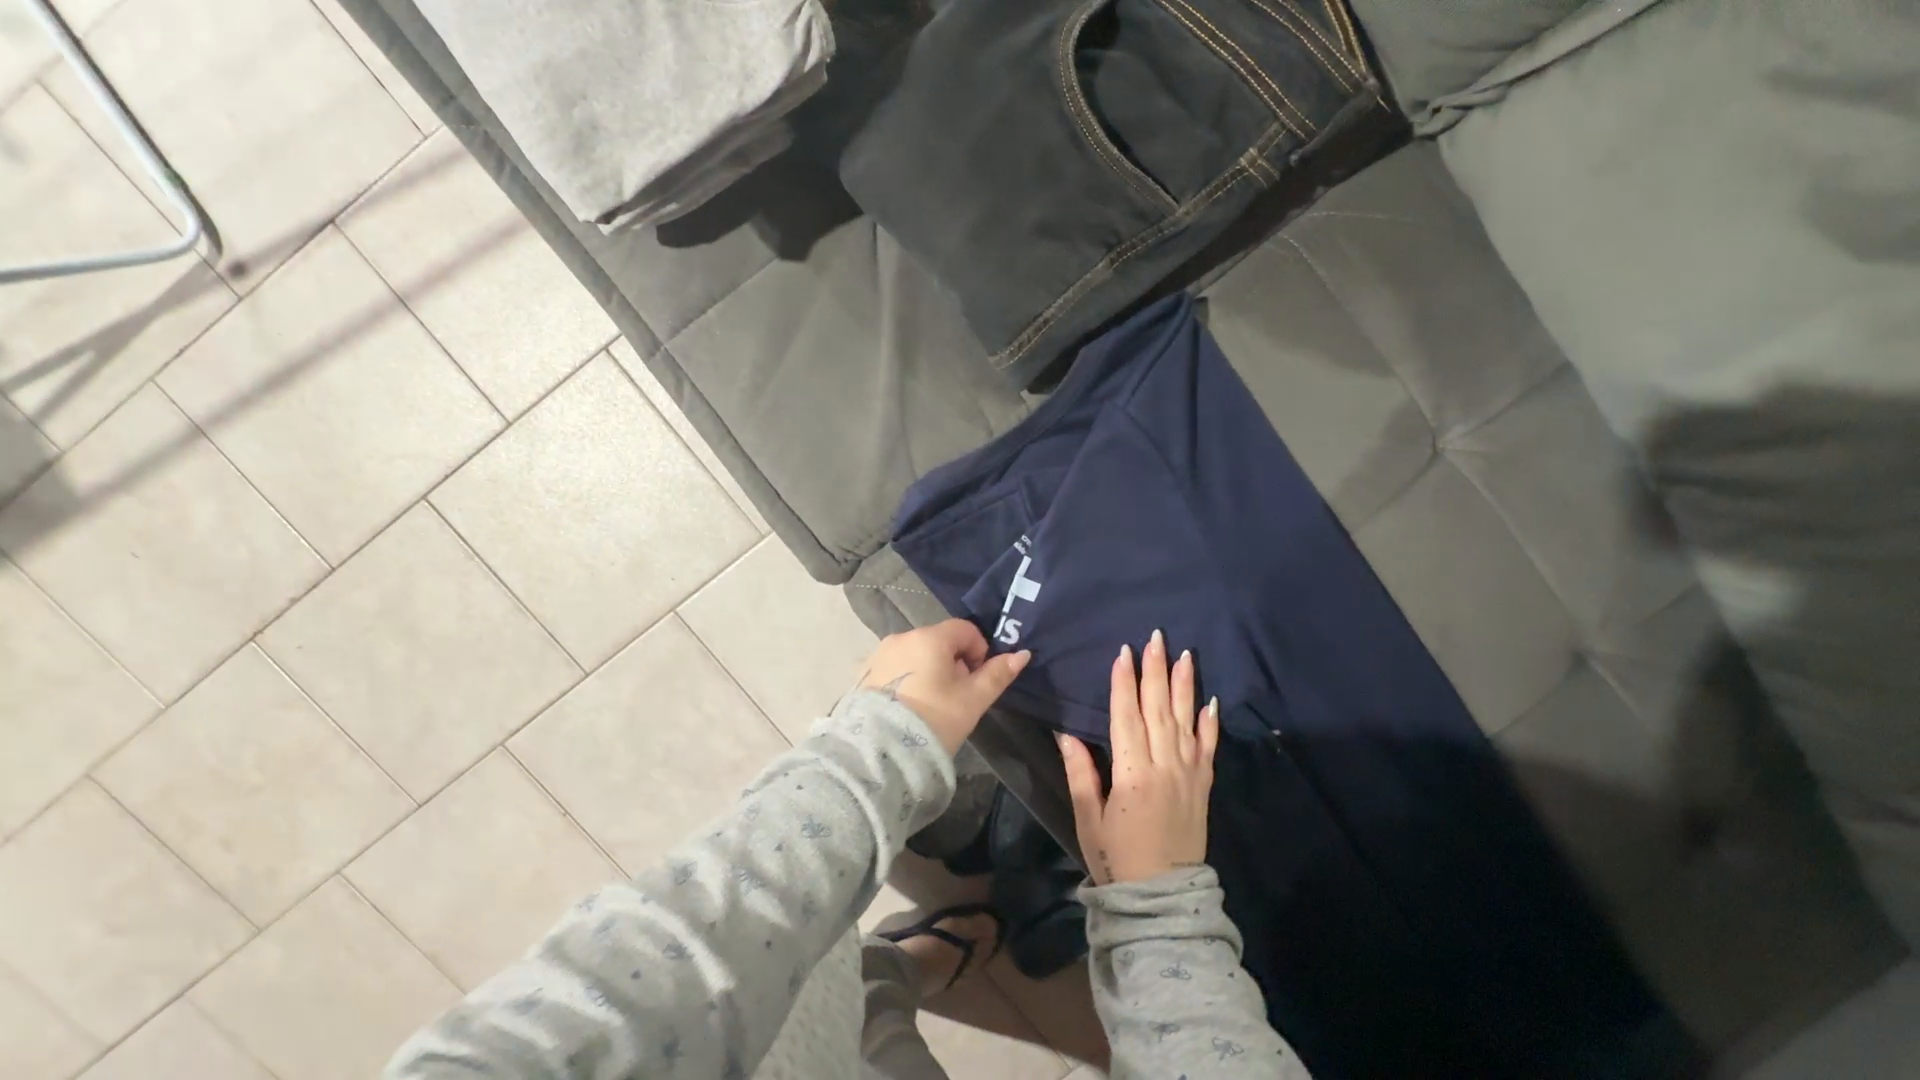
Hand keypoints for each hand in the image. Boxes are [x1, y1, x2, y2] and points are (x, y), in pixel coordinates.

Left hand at [857, 620, 1030, 754]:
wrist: (882, 751)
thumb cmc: (934, 719)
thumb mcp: (973, 699)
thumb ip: (997, 674)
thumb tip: (1022, 654)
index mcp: (929, 638)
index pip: (964, 629)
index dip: (978, 650)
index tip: (976, 678)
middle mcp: (901, 637)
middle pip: (938, 640)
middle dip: (953, 662)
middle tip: (957, 695)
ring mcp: (879, 654)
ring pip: (916, 653)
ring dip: (929, 669)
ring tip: (932, 703)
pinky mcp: (864, 673)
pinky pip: (895, 667)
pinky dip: (906, 678)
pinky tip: (909, 705)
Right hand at [1058, 631, 1219, 884]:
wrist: (1163, 900)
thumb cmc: (1117, 859)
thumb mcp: (1088, 818)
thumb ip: (1080, 772)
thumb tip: (1066, 732)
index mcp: (1131, 773)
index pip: (1126, 716)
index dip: (1123, 683)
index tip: (1123, 653)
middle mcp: (1164, 766)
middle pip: (1158, 709)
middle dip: (1156, 671)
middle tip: (1156, 638)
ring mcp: (1188, 775)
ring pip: (1186, 720)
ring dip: (1184, 686)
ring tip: (1184, 654)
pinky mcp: (1203, 787)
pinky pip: (1208, 748)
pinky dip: (1209, 722)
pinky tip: (1208, 700)